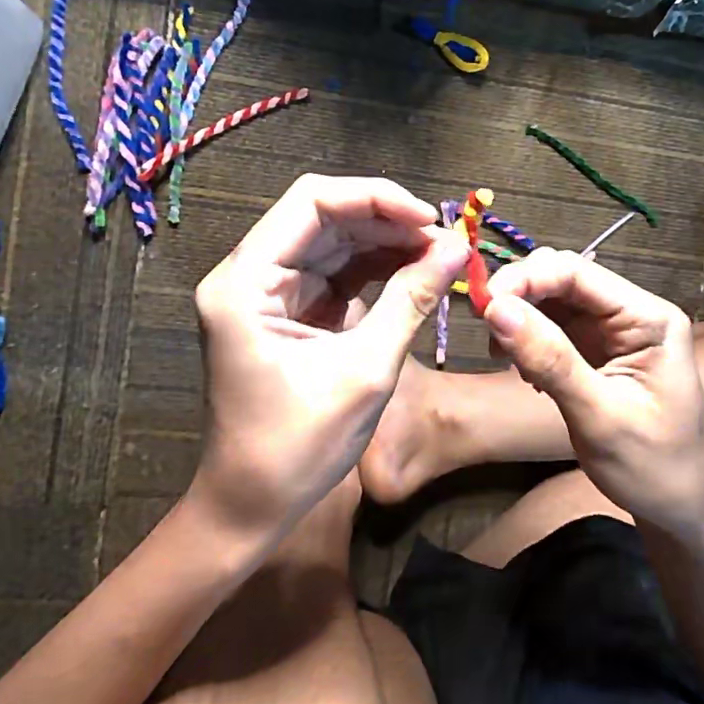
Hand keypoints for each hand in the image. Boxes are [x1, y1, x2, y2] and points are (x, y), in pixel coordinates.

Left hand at [190, 175, 468, 541]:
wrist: (251, 505)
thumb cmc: (298, 447)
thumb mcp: (366, 370)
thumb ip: (410, 300)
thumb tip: (458, 249)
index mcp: (245, 282)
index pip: (311, 202)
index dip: (374, 198)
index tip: (427, 218)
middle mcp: (248, 274)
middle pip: (322, 216)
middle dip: (385, 220)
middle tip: (442, 240)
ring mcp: (266, 290)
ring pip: (332, 240)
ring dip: (385, 241)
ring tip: (438, 253)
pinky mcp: (287, 309)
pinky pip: (334, 271)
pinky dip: (375, 267)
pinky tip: (415, 268)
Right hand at [482, 249, 703, 535]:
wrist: (675, 506)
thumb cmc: (651, 466)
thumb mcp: (599, 416)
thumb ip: (550, 359)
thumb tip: (496, 309)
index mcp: (648, 318)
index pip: (578, 272)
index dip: (526, 278)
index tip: (484, 303)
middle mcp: (630, 312)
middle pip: (561, 277)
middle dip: (519, 294)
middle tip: (486, 327)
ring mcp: (610, 328)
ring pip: (551, 297)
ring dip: (519, 315)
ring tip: (504, 355)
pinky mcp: (592, 347)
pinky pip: (549, 323)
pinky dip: (525, 336)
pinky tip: (521, 367)